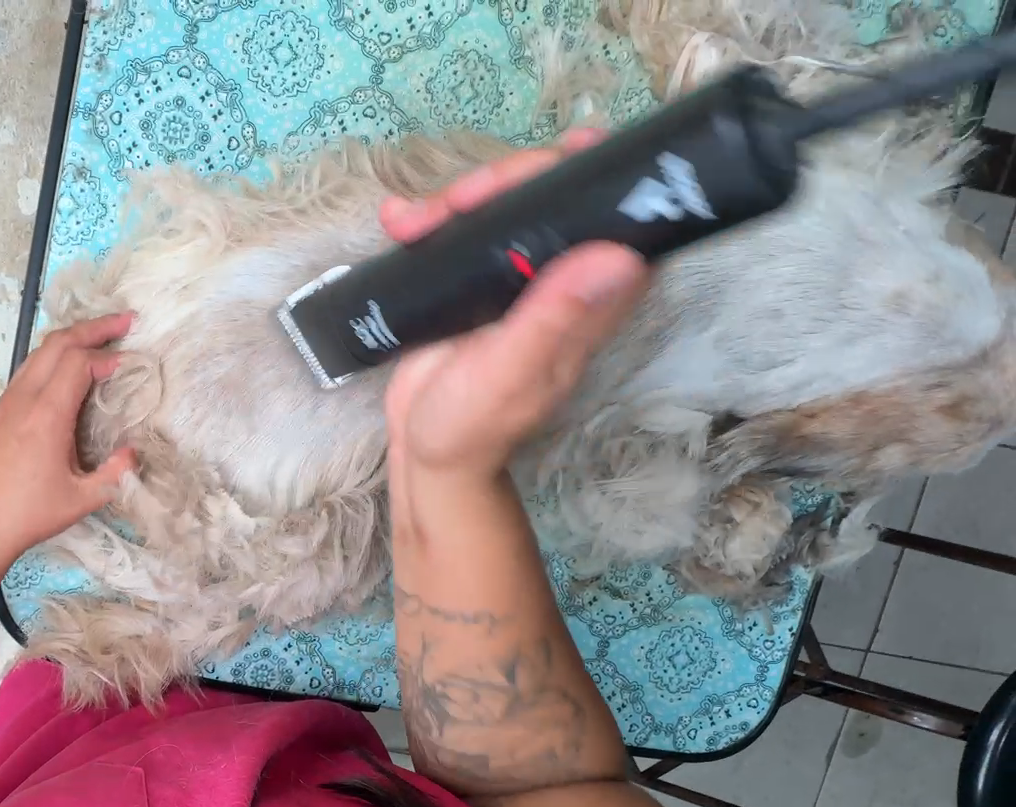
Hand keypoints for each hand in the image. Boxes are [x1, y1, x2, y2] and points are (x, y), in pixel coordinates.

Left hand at [0, 312, 138, 569]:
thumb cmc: (28, 515)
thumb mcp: (83, 500)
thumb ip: (115, 474)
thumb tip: (133, 453)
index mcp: (46, 415)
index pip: (79, 363)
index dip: (108, 356)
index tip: (131, 363)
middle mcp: (24, 399)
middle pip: (57, 343)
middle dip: (93, 327)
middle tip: (125, 321)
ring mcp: (7, 403)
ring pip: (39, 352)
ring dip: (70, 338)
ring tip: (99, 337)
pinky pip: (28, 369)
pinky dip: (53, 357)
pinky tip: (67, 369)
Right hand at [379, 130, 649, 481]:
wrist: (423, 451)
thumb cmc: (470, 426)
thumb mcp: (508, 376)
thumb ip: (552, 322)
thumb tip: (615, 256)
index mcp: (588, 300)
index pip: (618, 217)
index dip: (605, 174)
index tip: (571, 147)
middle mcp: (556, 280)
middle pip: (551, 200)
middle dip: (506, 183)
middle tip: (457, 200)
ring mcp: (508, 281)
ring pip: (501, 211)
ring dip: (457, 201)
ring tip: (411, 221)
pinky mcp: (465, 286)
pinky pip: (455, 237)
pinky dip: (426, 222)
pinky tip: (396, 222)